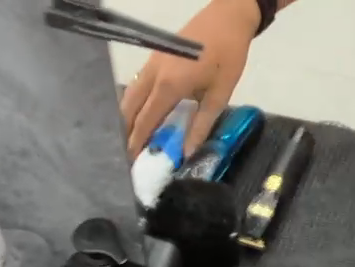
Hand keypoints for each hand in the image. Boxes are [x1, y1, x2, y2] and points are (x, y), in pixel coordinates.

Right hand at [119, 0, 259, 157]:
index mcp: (168, 85)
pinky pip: (137, 84)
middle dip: (126, 132)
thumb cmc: (227, 56)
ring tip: (131, 138)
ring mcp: (151, 62)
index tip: (130, 162)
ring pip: (130, 95)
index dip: (136, 143)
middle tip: (127, 154)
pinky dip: (134, 103)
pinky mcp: (155, 56)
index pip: (145, 121)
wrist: (228, 15)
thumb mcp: (219, 95)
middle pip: (130, 108)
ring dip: (128, 117)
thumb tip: (186, 153)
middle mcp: (153, 74)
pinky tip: (141, 114)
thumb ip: (200, 126)